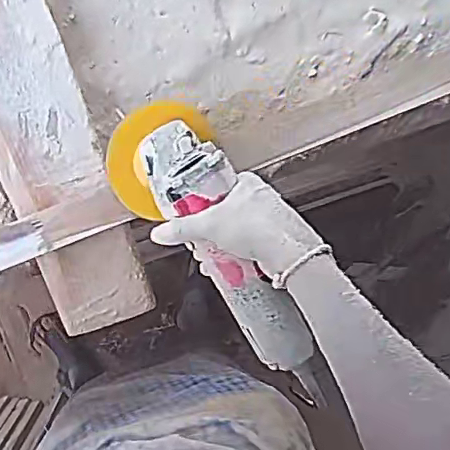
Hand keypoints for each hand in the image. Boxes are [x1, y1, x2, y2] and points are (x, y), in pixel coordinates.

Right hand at [147, 172, 326, 278]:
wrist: (288, 253)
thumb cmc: (258, 227)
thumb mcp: (209, 225)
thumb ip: (182, 229)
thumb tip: (161, 232)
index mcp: (245, 183)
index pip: (214, 191)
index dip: (200, 209)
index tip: (191, 223)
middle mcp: (259, 198)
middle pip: (223, 216)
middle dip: (210, 236)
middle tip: (201, 246)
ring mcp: (268, 219)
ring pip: (236, 234)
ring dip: (222, 249)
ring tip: (215, 260)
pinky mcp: (274, 240)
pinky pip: (248, 247)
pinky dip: (238, 258)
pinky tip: (232, 266)